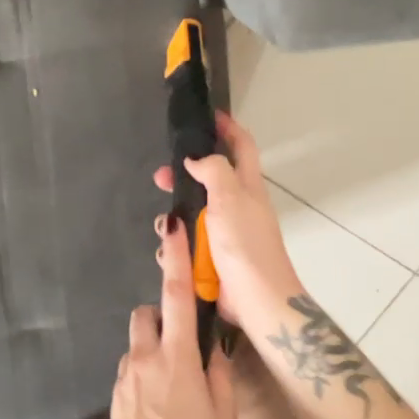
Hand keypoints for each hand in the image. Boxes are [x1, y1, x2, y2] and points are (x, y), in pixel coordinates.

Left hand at [96, 217, 236, 418]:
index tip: (173, 225)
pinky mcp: (114, 398)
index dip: (176, 258)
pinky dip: (147, 376)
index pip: (176, 295)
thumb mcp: (223, 417)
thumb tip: (210, 352)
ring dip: (156, 351)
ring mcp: (124, 378)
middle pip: (147, 315)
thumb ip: (217, 374)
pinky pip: (132, 371)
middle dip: (164, 318)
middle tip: (186, 348)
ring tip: (177, 392)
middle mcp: (144, 359)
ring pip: (139, 344)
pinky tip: (162, 412)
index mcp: (176, 358)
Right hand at [153, 112, 303, 335]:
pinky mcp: (215, 258)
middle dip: (184, 175)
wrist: (257, 302)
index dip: (228, 128)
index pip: (242, 146)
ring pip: (194, 212)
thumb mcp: (229, 198)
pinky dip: (177, 244)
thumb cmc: (245, 245)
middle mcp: (239, 205)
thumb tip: (195, 159)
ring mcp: (227, 233)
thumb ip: (213, 171)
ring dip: (176, 215)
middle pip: (210, 178)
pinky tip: (168, 251)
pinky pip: (190, 242)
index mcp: (248, 187)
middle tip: (161, 176)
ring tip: (164, 225)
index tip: (209, 116)